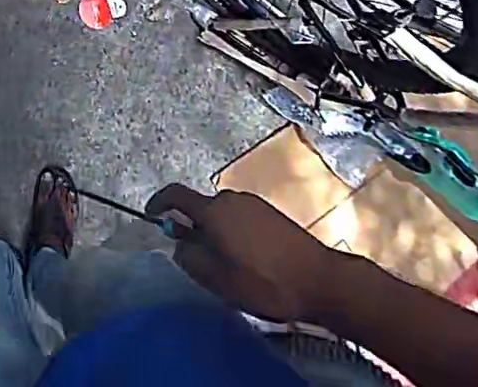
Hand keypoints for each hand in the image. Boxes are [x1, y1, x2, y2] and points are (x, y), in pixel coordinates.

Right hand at [149, 184, 348, 322]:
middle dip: (194, 227)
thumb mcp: (220, 280)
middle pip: (201, 207)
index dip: (159, 203)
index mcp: (212, 210)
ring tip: (228, 263)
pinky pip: (243, 219)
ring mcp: (254, 204)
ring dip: (218, 232)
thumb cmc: (266, 282)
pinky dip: (237, 233)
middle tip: (198, 254)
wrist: (326, 283)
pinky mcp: (273, 214)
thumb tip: (180, 246)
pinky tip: (251, 260)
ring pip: (223, 215)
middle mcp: (229, 198)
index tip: (152, 215)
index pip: (175, 195)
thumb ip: (191, 259)